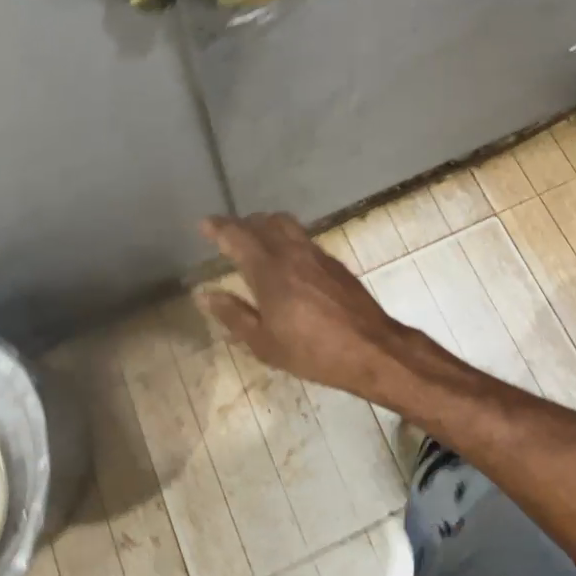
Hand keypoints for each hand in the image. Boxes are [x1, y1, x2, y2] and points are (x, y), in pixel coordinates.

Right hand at [197, 212, 413, 398]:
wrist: (371, 349)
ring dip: (264, 225)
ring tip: (254, 239)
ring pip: (285, 224)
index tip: (204, 224)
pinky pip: (302, 236)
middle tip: (225, 234)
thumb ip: (233, 315)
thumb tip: (206, 295)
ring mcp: (316, 254)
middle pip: (262, 222)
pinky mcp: (333, 262)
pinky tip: (285, 257)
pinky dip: (286, 236)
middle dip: (240, 224)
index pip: (238, 236)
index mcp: (270, 271)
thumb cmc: (312, 352)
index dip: (218, 227)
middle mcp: (292, 253)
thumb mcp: (264, 343)